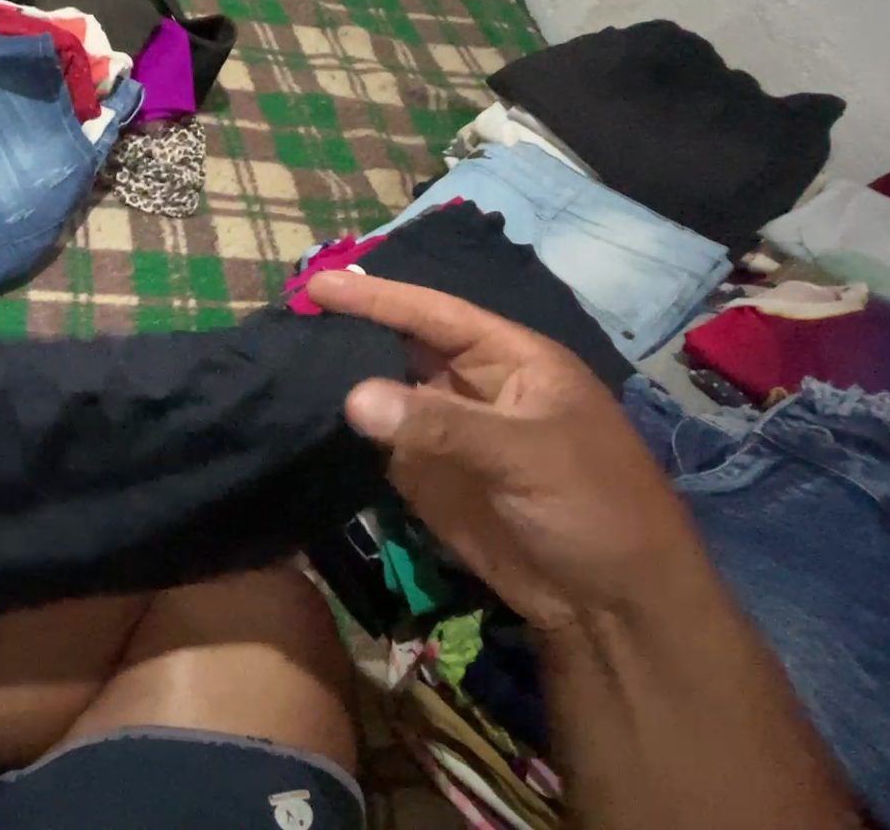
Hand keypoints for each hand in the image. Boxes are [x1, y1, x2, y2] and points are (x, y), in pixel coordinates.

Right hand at [306, 271, 705, 633]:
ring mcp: (443, 430)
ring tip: (280, 355)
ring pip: (381, 389)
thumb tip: (350, 397)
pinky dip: (340, 425)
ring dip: (338, 374)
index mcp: (511, 361)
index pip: (433, 315)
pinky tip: (301, 409)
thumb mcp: (527, 455)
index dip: (376, 297)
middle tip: (289, 314)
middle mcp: (470, 386)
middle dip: (349, 327)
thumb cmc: (595, 509)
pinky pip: (374, 438)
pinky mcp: (422, 471)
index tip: (316, 283)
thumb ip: (440, 423)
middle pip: (399, 345)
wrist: (609, 606)